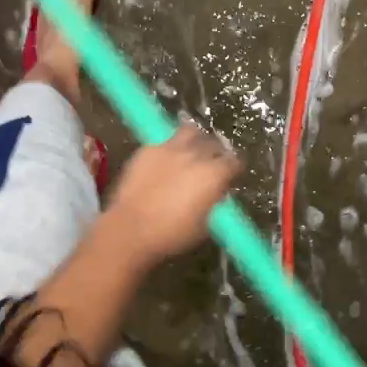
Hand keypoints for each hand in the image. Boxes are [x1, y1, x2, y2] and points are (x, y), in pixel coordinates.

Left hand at [101, 125, 241, 266]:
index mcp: (213, 174)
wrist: (132, 228)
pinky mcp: (149, 147)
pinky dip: (170, 149)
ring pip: (190, 132)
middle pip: (213, 143)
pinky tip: (165, 161)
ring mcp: (170, 147)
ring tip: (191, 150)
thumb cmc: (172, 234)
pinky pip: (165, 141)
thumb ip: (213, 201)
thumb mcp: (204, 225)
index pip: (234, 162)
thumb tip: (215, 191)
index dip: (234, 168)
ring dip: (195, 140)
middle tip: (211, 164)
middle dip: (216, 153)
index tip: (231, 175)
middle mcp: (195, 154)